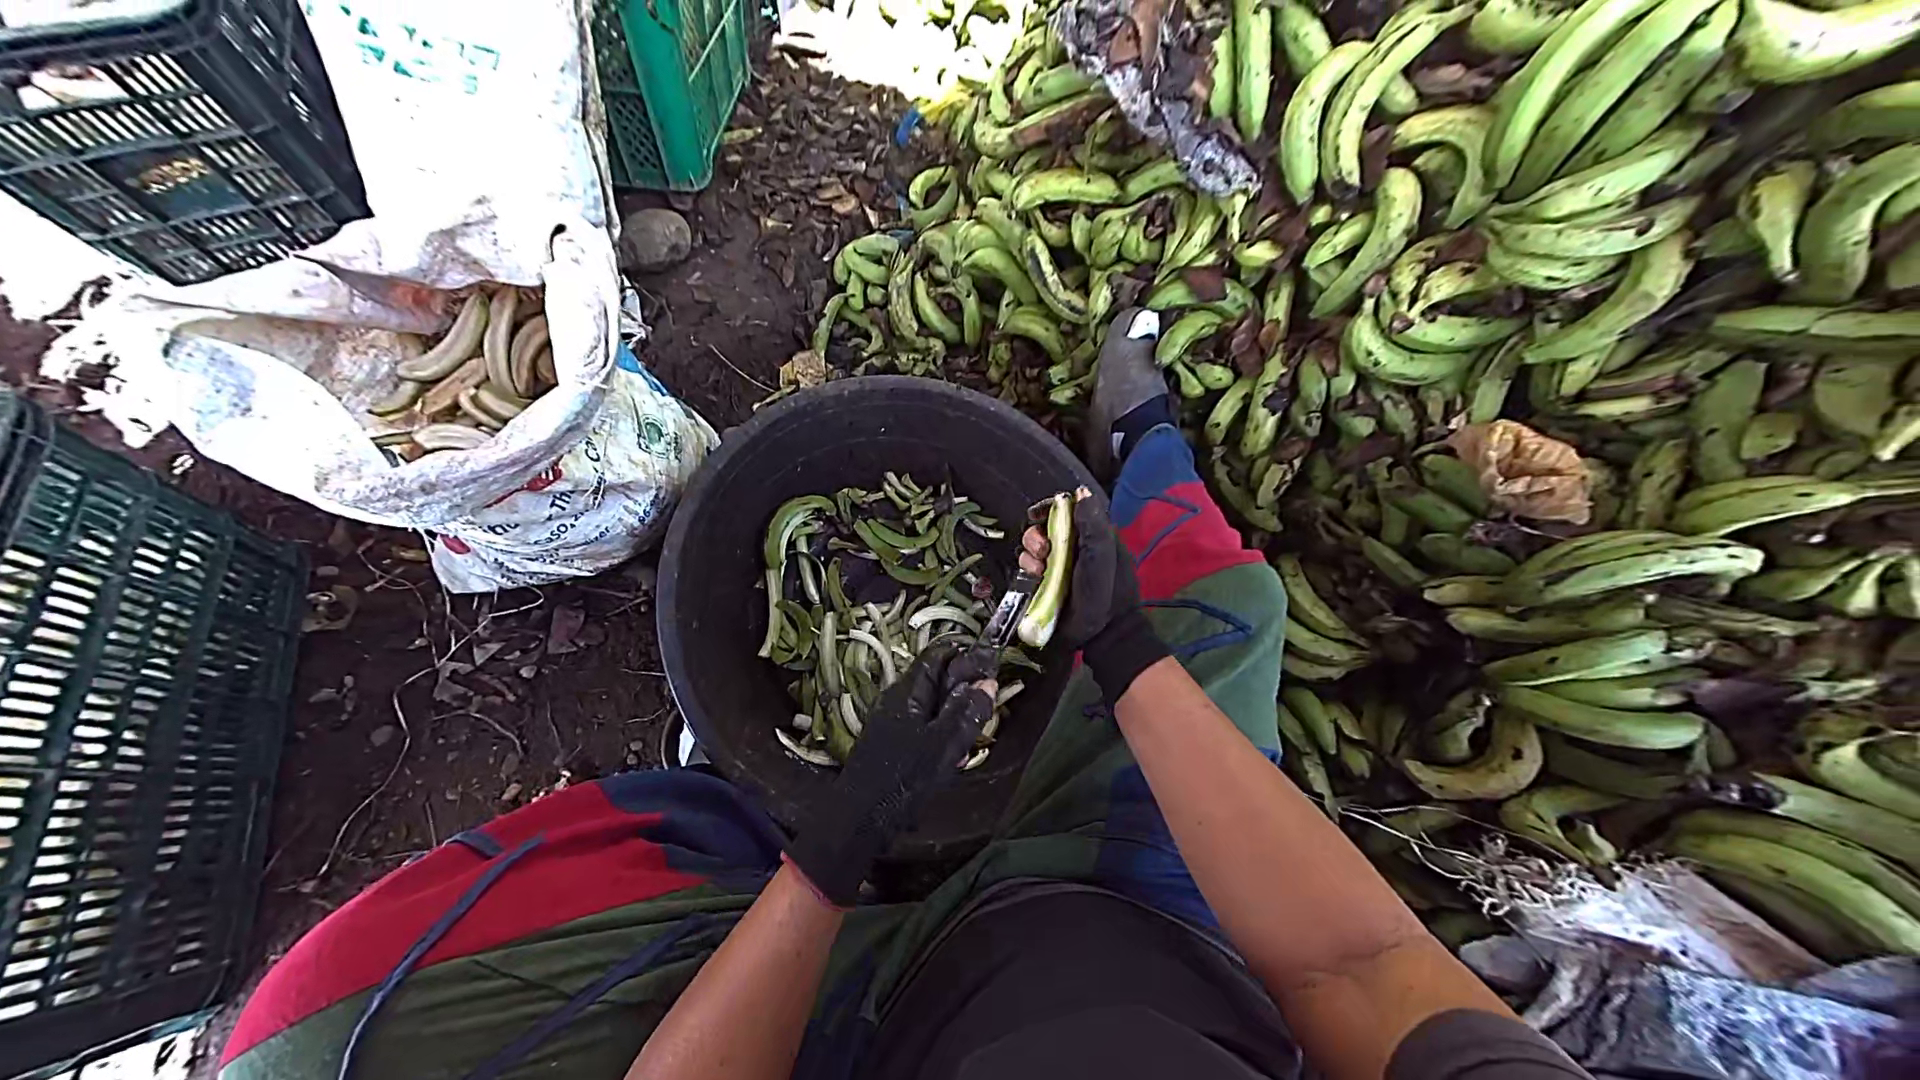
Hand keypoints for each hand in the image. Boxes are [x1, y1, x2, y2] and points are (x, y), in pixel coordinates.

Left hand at [785, 643, 995, 906]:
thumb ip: (967, 711)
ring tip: (971, 730)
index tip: (989, 665)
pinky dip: (941, 733)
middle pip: (935, 680)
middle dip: (961, 688)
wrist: (862, 816)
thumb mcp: (944, 741)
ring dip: (953, 714)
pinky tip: (950, 754)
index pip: (937, 656)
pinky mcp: (891, 742)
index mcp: (907, 691)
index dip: (964, 655)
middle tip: (985, 700)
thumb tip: (988, 681)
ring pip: (930, 705)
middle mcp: (896, 699)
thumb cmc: (904, 774)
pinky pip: (922, 726)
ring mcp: (891, 721)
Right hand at [1021, 493, 1139, 650]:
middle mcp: (1071, 547)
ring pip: (1031, 548)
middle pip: (1041, 528)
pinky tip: (1036, 579)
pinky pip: (1027, 568)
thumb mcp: (1101, 554)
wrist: (1102, 634)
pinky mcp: (1044, 584)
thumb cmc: (1107, 592)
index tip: (1037, 515)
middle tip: (1044, 551)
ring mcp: (1057, 566)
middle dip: (1036, 536)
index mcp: (1090, 535)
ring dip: (1030, 555)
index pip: (1064, 510)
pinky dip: (1028, 570)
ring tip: (1040, 570)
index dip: (1048, 509)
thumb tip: (1079, 492)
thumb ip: (1092, 524)